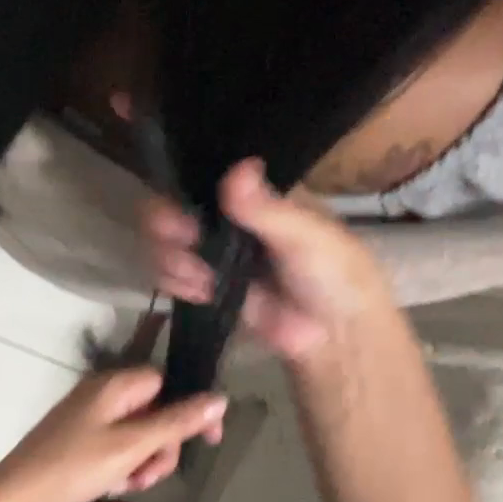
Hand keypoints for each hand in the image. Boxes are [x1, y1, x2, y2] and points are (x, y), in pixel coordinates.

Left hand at [0, 369, 226, 501]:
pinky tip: (111, 486)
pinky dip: (120, 467)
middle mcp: (101, 395)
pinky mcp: (79, 441)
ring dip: (142, 462)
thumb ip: (176, 422)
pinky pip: (115, 449)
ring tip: (128, 484)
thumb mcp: (132, 446)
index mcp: (114, 386)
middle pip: (155, 412)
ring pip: (137, 435)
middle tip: (150, 475)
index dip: (189, 410)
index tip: (208, 441)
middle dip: (161, 447)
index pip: (167, 383)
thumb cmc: (75, 466)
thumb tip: (219, 398)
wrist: (19, 494)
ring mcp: (88, 418)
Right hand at [141, 159, 391, 362]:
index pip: (206, 182)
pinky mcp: (208, 288)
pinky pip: (174, 278)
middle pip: (176, 213)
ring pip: (169, 246)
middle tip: (183, 245)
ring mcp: (217, 256)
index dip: (183, 194)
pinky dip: (176, 284)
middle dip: (169, 229)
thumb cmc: (333, 273)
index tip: (182, 214)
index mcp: (256, 199)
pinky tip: (199, 292)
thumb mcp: (305, 235)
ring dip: (173, 260)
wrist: (332, 334)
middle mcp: (230, 223)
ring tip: (199, 279)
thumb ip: (266, 208)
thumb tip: (239, 167)